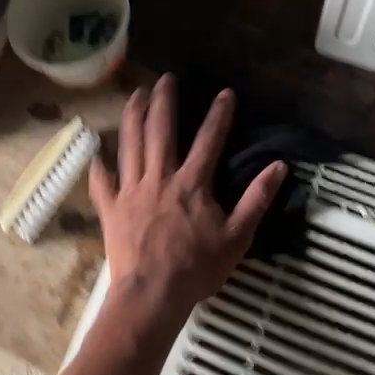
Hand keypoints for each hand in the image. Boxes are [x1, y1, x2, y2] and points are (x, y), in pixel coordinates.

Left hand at [88, 75, 285, 333]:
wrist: (151, 296)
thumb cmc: (196, 269)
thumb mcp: (238, 236)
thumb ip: (257, 199)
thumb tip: (279, 166)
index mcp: (192, 182)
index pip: (209, 139)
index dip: (219, 113)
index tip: (225, 92)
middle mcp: (160, 177)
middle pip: (161, 129)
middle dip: (164, 100)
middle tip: (166, 78)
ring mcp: (132, 190)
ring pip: (131, 144)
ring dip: (133, 116)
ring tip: (135, 94)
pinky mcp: (111, 208)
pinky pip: (102, 181)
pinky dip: (99, 164)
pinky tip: (95, 148)